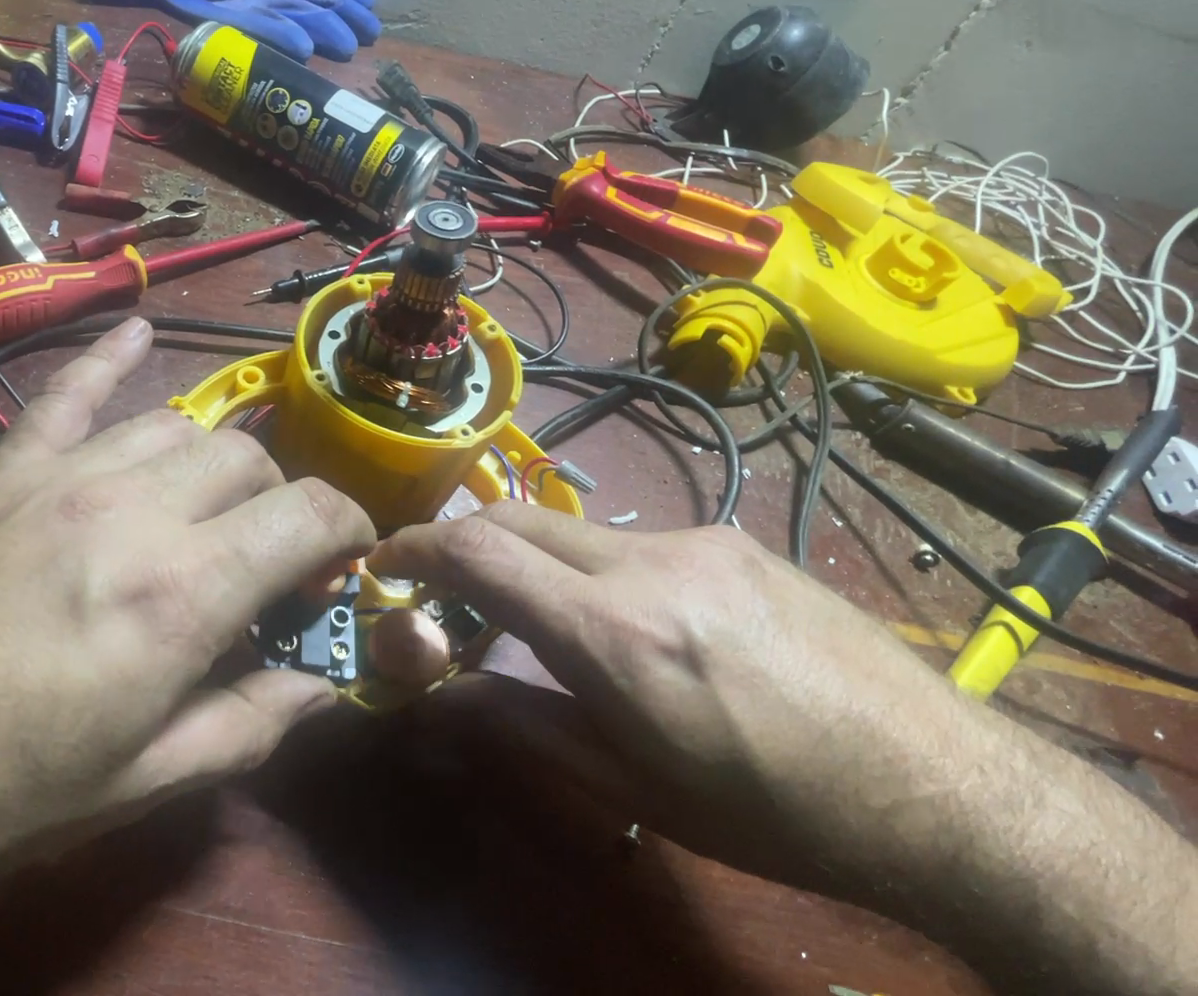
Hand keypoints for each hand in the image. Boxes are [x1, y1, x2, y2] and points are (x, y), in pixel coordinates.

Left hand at [0, 319, 376, 877]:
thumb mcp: (137, 783)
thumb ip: (247, 726)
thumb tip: (324, 688)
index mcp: (179, 595)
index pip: (309, 515)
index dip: (348, 533)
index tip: (343, 567)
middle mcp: (131, 509)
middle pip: (247, 461)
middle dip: (280, 505)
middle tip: (268, 564)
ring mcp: (60, 476)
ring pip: (176, 425)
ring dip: (214, 463)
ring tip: (209, 509)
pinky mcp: (1, 470)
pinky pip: (69, 391)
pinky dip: (111, 358)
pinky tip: (138, 330)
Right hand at [370, 504, 973, 886]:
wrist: (943, 789)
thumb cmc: (769, 811)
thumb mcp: (628, 785)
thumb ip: (515, 724)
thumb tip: (429, 696)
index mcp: (615, 635)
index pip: (480, 553)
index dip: (415, 549)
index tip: (385, 565)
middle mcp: (649, 564)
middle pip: (513, 517)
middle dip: (459, 543)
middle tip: (439, 592)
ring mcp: (698, 540)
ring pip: (570, 529)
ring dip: (530, 561)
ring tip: (542, 625)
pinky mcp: (735, 538)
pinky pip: (630, 540)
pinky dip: (591, 567)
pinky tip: (630, 622)